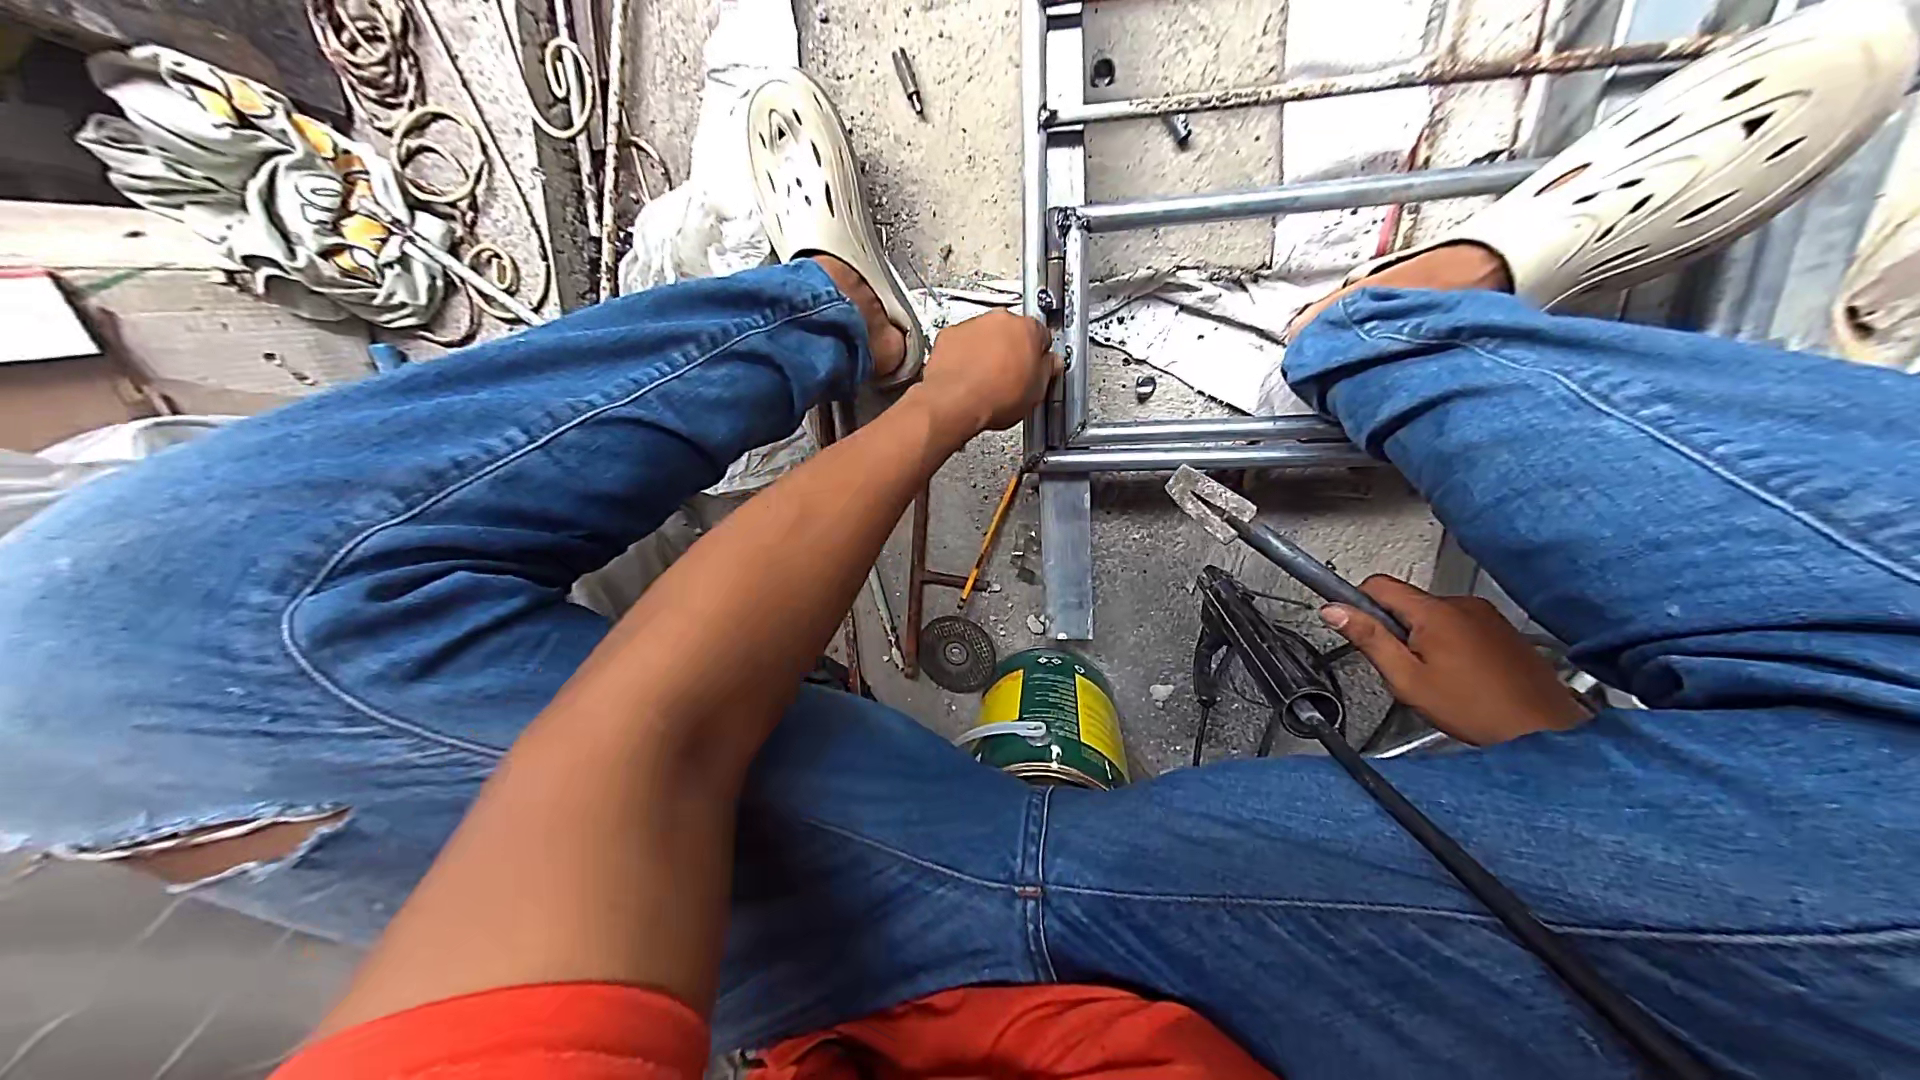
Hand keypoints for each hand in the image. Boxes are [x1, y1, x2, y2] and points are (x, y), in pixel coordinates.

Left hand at [917, 310, 1059, 433]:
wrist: (954, 403)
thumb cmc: (993, 397)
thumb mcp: (1036, 392)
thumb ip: (1047, 372)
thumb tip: (1050, 367)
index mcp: (1028, 329)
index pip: (1042, 335)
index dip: (1039, 354)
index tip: (1035, 365)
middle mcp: (1001, 320)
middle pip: (1012, 331)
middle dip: (1011, 349)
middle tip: (1009, 375)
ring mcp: (974, 325)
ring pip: (985, 334)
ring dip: (987, 351)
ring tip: (986, 380)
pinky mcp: (950, 335)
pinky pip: (961, 342)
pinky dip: (963, 355)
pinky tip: (967, 376)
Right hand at [1320, 576, 1589, 745]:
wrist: (1542, 731)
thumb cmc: (1478, 710)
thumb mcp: (1406, 678)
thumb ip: (1368, 639)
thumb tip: (1334, 611)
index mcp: (1435, 613)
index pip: (1378, 585)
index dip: (1358, 604)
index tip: (1355, 626)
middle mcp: (1462, 605)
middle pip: (1405, 601)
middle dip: (1393, 629)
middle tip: (1402, 666)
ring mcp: (1485, 615)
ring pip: (1430, 614)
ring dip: (1421, 637)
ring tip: (1434, 674)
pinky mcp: (1500, 628)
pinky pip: (1456, 623)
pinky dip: (1447, 642)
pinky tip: (1457, 674)